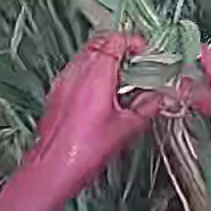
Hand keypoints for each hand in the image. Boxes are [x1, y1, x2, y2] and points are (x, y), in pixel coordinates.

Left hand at [25, 33, 163, 197]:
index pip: (115, 40)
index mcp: (96, 76)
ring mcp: (63, 82)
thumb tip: (158, 98)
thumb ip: (148, 107)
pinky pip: (77, 72)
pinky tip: (104, 97)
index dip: (134, 43)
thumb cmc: (82, 151)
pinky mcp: (57, 94)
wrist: (52, 170)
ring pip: (87, 56)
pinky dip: (93, 75)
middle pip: (100, 43)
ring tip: (123, 83)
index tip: (145, 54)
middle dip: (121, 51)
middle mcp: (76, 74)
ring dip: (107, 62)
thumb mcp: (127, 128)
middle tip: (137, 66)